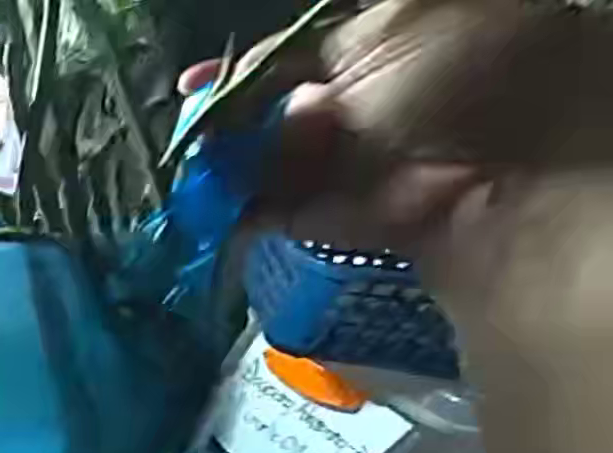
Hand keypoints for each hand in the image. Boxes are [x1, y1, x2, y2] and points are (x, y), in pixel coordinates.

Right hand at [196, 0, 612, 281]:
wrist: (479, 179)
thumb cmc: (453, 86)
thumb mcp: (387, 33)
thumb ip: (302, 50)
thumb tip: (229, 80)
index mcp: (361, 54)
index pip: (278, 58)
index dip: (232, 74)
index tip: (190, 85)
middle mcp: (330, 107)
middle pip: (247, 110)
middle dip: (211, 118)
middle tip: (186, 127)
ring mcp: (305, 163)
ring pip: (233, 158)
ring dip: (204, 162)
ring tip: (181, 164)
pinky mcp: (287, 210)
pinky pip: (234, 207)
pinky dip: (207, 209)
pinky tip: (186, 202)